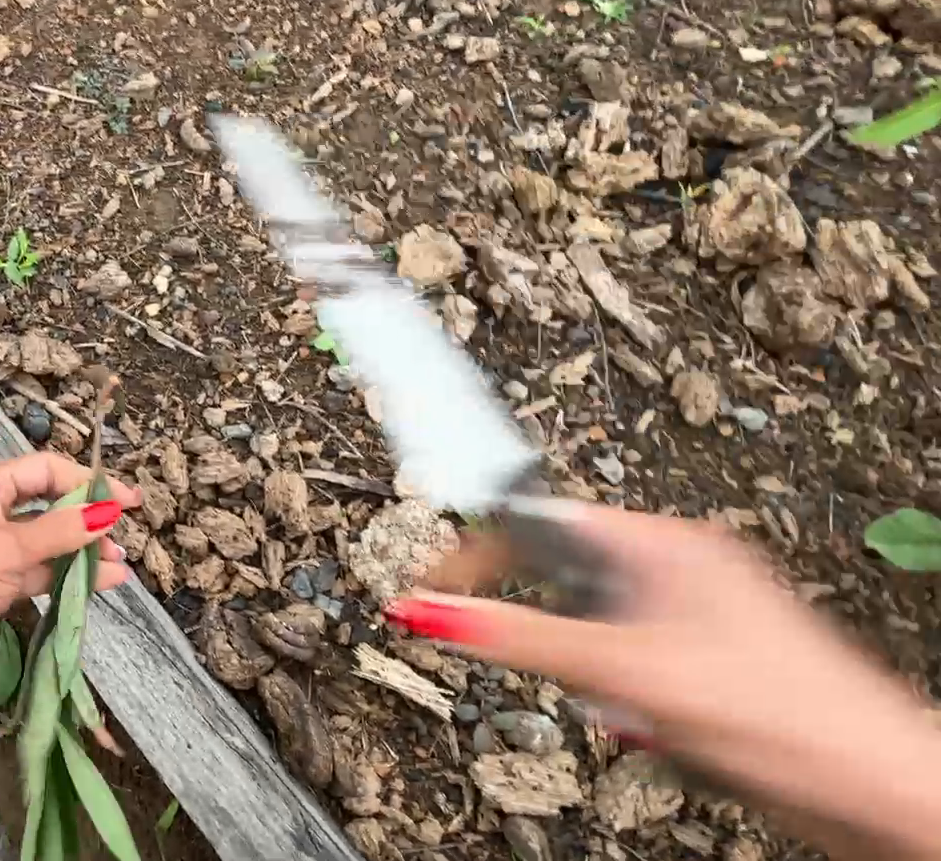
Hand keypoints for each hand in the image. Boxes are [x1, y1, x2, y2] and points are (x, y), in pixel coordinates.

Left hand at [0, 451, 137, 685]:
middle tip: (124, 532)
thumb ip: (60, 531)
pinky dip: (70, 574)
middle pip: (50, 503)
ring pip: (50, 540)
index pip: (45, 470)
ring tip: (117, 563)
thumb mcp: (7, 549)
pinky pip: (43, 570)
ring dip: (83, 549)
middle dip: (87, 516)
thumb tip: (106, 513)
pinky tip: (102, 581)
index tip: (127, 500)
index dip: (87, 481)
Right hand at [387, 501, 940, 858]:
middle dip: (543, 625)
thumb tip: (429, 611)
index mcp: (655, 541)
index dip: (474, 557)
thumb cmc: (792, 720)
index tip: (434, 588)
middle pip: (552, 572)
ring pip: (580, 616)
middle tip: (554, 661)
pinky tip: (645, 716)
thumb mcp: (624, 670)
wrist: (893, 801)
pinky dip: (610, 683)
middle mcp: (668, 562)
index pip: (527, 522)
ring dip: (582, 663)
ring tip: (624, 701)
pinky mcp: (692, 650)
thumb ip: (515, 636)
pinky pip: (611, 650)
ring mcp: (683, 606)